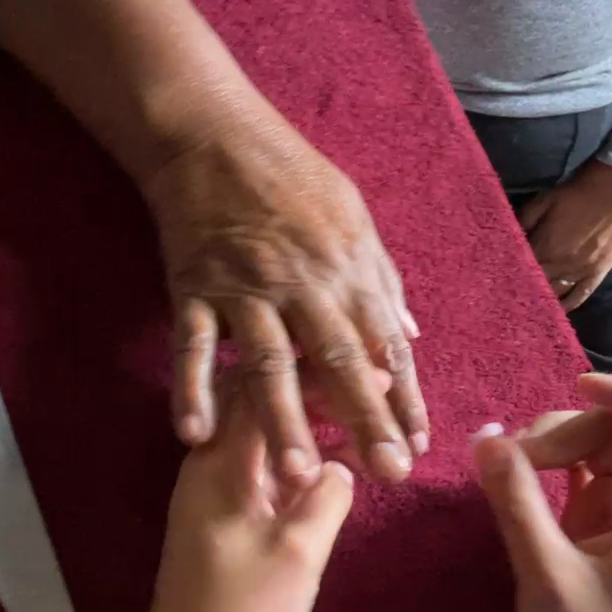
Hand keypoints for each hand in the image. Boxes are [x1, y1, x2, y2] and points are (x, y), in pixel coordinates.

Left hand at [132, 383, 355, 611]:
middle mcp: (211, 464)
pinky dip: (301, 457)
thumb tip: (342, 464)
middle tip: (372, 389)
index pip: (267, 390)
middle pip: (263, 401)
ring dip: (312, 422)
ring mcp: (215, 488)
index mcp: (220, 464)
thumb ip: (326, 497)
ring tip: (363, 420)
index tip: (370, 372)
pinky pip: (265, 465)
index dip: (320, 374)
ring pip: (266, 432)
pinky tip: (338, 464)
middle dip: (317, 389)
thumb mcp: (297, 554)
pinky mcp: (225, 512)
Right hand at [143, 112, 428, 485]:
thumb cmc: (292, 177)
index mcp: (348, 270)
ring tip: (299, 473)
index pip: (385, 345)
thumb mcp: (355, 218)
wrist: (213, 135)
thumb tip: (409, 338)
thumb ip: (382, 281)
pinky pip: (193, 347)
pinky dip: (192, 389)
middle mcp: (304, 286)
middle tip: (388, 475)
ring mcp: (246, 291)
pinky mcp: (194, 290)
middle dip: (367, 421)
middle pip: (340, 362)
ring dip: (286, 421)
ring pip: (270, 364)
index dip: (404, 397)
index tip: (418, 445)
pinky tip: (196, 436)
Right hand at [472, 374, 611, 611]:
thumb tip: (485, 438)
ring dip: (545, 444)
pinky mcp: (588, 518)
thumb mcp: (544, 572)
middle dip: (561, 430)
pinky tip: (512, 469)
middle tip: (510, 461)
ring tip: (502, 471)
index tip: (580, 387)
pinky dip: (542, 461)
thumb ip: (517, 503)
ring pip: (588, 443)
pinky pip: (571, 467)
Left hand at [518, 161, 611, 310]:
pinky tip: (557, 311)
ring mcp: (580, 272)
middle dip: (523, 287)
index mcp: (545, 246)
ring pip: (555, 292)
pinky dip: (567, 306)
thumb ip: (523, 220)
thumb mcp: (544, 199)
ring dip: (542, 299)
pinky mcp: (597, 274)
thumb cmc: (578, 192)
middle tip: (510, 294)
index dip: (510, 272)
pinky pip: (579, 296)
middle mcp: (560, 264)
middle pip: (536, 283)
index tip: (499, 278)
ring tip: (528, 306)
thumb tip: (508, 238)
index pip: (520, 267)